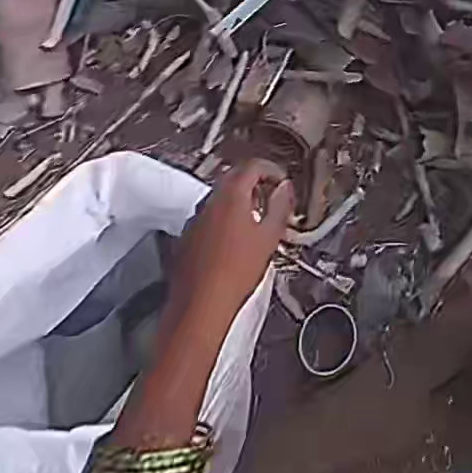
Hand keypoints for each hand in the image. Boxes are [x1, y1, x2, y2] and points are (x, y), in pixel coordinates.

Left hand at [172, 159, 296, 329]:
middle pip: (234, 176)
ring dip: (239, 199)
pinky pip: (208, 215)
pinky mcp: (186, 237)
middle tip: (271, 195)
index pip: (253, 166)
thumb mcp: (270, 235)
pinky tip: (234, 238)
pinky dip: (223, 217)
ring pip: (220, 196)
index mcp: (232, 196)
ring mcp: (195, 218)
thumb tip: (284, 189)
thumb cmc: (235, 272)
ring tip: (255, 218)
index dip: (272, 170)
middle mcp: (210, 202)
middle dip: (255, 181)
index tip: (281, 181)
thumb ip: (281, 205)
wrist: (200, 306)